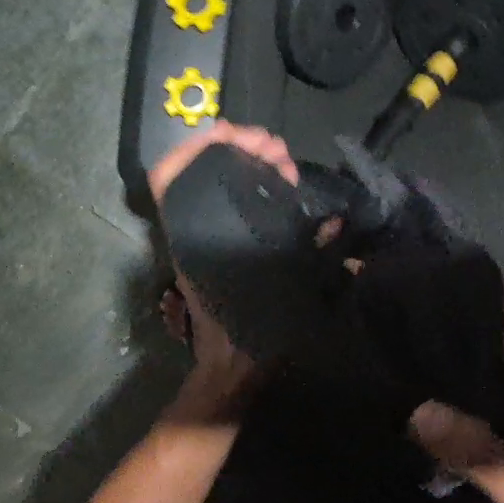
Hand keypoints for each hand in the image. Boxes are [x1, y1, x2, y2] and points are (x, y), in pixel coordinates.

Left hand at [148, 122, 296, 421]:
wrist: (232, 369)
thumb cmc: (249, 334)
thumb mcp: (280, 294)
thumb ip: (309, 257)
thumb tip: (334, 222)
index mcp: (194, 236)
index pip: (168, 180)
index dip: (191, 147)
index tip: (230, 133)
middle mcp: (193, 229)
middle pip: (197, 170)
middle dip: (236, 146)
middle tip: (274, 145)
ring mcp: (205, 234)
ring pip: (214, 182)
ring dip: (246, 160)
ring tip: (281, 155)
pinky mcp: (219, 243)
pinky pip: (226, 200)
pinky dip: (248, 182)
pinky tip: (276, 177)